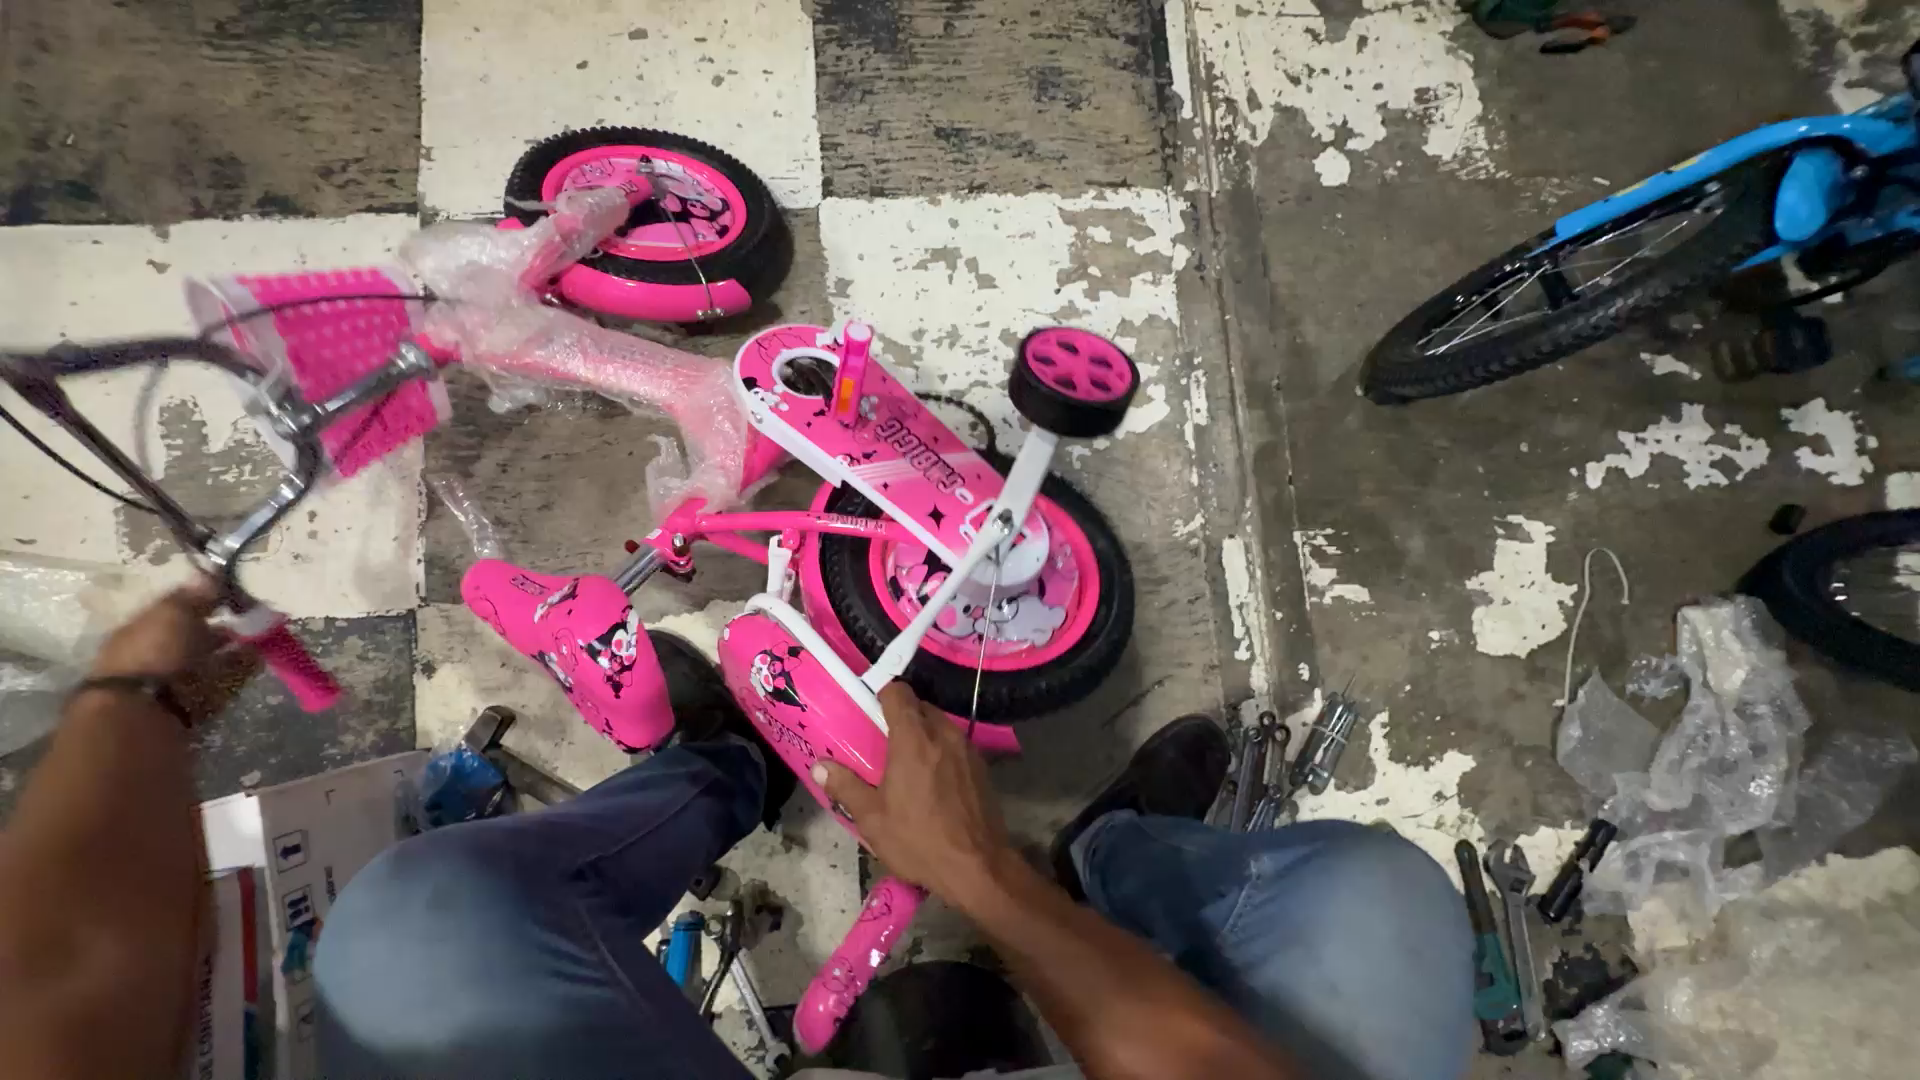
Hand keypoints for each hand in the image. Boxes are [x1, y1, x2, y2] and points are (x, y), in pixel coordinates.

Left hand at [87, 578, 259, 722]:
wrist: (147, 710)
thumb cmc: (152, 654)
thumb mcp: (171, 614)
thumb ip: (193, 595)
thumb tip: (211, 572)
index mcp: (143, 629)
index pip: (176, 607)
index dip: (203, 596)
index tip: (234, 587)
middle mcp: (160, 651)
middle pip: (197, 632)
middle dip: (226, 623)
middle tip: (257, 612)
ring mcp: (180, 677)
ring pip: (216, 655)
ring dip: (240, 645)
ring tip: (268, 634)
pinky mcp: (202, 697)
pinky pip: (229, 676)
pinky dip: (246, 666)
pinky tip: (264, 656)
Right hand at [813, 683, 1016, 905]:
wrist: (977, 866)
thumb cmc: (919, 840)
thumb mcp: (872, 818)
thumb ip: (845, 786)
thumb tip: (819, 766)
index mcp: (914, 738)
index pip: (899, 693)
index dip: (883, 695)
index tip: (871, 710)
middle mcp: (943, 734)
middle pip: (921, 707)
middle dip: (903, 716)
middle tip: (884, 741)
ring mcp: (967, 748)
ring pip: (940, 725)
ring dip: (924, 733)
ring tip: (907, 762)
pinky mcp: (982, 766)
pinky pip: (956, 744)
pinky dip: (942, 750)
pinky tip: (933, 780)